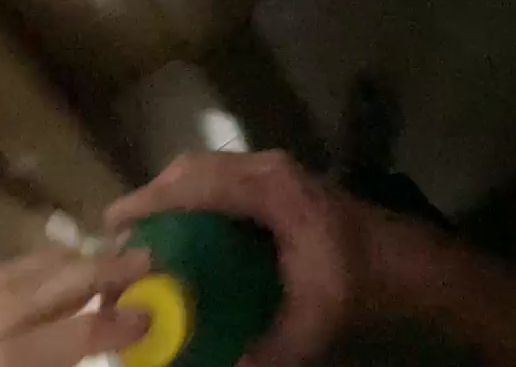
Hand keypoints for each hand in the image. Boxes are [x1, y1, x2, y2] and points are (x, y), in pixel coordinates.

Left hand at [0, 249, 153, 366]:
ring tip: (108, 259)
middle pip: (12, 306)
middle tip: (141, 263)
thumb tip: (130, 358)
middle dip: (81, 278)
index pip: (18, 355)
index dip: (86, 331)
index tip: (142, 320)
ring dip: (58, 266)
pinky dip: (24, 269)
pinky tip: (58, 265)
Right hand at [106, 151, 366, 366]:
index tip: (115, 220)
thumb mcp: (313, 320)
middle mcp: (266, 168)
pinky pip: (222, 176)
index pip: (201, 183)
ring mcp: (272, 169)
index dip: (154, 198)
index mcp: (271, 191)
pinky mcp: (275, 178)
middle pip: (196, 167)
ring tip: (143, 229)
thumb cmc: (356, 279)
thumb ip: (270, 352)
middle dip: (155, 193)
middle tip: (120, 229)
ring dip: (173, 191)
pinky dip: (194, 194)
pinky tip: (183, 228)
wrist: (400, 257)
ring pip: (208, 167)